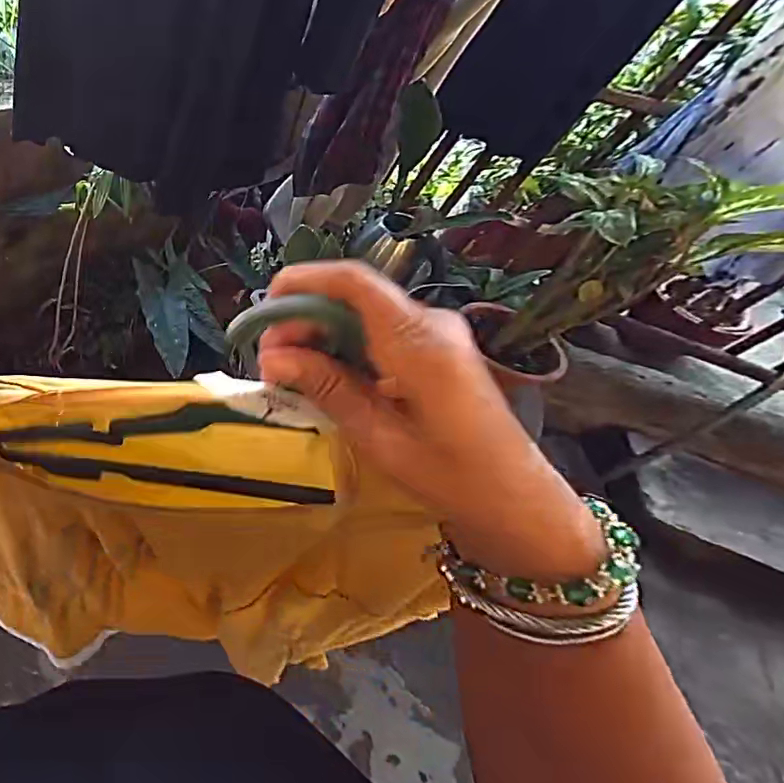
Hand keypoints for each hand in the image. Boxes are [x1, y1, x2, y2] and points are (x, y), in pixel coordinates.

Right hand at [256, 262, 602, 579]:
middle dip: (304, 318)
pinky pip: (379, 332)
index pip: (354, 283)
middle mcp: (430, 324)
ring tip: (289, 372)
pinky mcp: (437, 348)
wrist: (518, 499)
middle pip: (353, 297)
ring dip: (321, 334)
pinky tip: (324, 376)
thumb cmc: (453, 478)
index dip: (303, 283)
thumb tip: (273, 358)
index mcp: (419, 343)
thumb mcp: (381, 439)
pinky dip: (345, 346)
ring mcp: (437, 333)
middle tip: (270, 360)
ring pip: (363, 313)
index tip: (265, 309)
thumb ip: (329, 390)